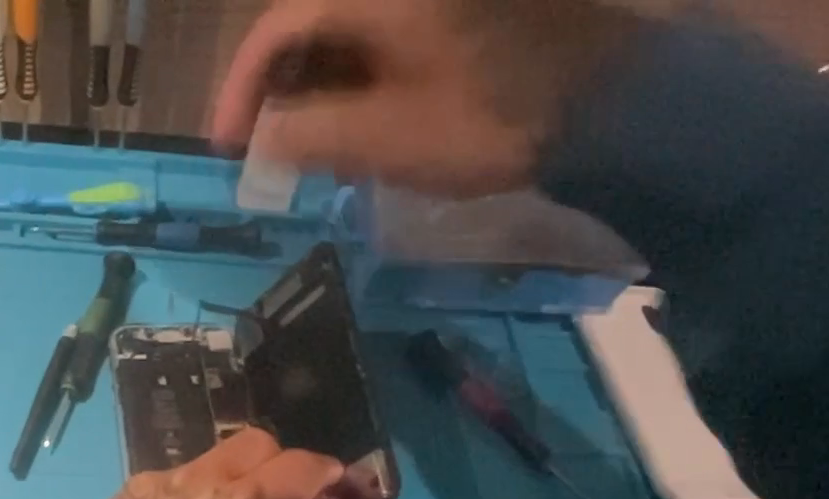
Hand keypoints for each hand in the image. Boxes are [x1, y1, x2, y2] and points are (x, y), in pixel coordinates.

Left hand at [86, 428, 363, 498]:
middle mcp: (198, 481)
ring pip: (211, 460)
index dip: (329, 476)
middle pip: (255, 447)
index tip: (336, 494)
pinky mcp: (125, 498)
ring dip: (234, 483)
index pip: (303, 465)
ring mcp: (156, 485)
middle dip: (280, 469)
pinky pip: (173, 481)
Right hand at [209, 0, 638, 197]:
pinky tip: (353, 127)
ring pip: (342, 37)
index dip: (241, 89)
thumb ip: (307, 136)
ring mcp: (426, 4)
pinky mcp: (452, 19)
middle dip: (276, 93)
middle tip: (264, 153)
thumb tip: (260, 139)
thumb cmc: (487, 124)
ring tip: (305, 151)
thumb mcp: (383, 139)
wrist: (605, 110)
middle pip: (307, 27)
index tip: (224, 148)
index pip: (277, 29)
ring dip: (313, 92)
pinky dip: (353, 84)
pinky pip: (380, 42)